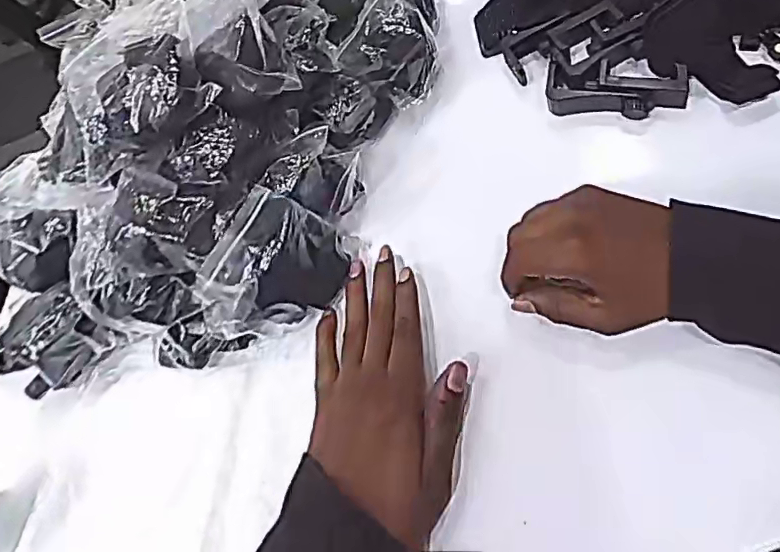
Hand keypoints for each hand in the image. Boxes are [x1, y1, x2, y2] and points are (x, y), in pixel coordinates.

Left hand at [310, 248, 468, 549]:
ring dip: (353, 298)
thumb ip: (445, 414)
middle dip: (380, 284)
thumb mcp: (435, 469)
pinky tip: (327, 317)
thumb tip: (456, 369)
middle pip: (377, 321)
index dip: (406, 298)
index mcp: (400, 394)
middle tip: (381, 255)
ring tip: (354, 271)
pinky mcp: (324, 407)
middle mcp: (370, 385)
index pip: (404, 331)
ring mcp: (344, 393)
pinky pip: (323, 362)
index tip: (406, 271)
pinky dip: (324, 336)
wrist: (341, 534)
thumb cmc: (393, 505)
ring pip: (350, 332)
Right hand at [501, 186, 671, 334]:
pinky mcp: (590, 192)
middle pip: (519, 233)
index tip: (520, 292)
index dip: (512, 279)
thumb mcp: (603, 315)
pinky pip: (551, 206)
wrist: (688, 256)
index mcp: (576, 249)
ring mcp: (582, 200)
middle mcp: (575, 217)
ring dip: (531, 241)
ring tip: (555, 267)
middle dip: (518, 260)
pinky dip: (547, 225)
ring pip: (532, 216)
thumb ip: (555, 308)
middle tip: (534, 283)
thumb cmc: (657, 284)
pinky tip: (567, 247)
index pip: (518, 257)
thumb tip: (526, 300)